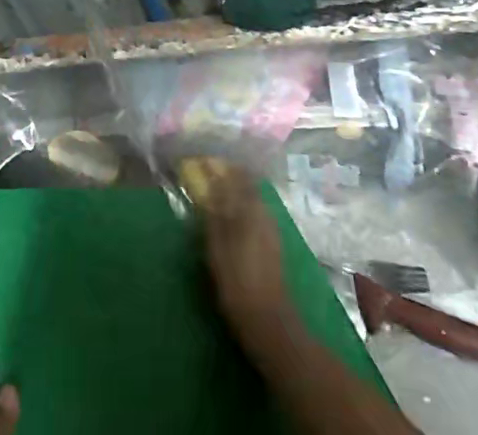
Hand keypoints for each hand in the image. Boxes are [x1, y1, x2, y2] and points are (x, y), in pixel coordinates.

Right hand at [199, 163, 298, 348]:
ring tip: (219, 188)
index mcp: (248, 211)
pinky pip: (257, 211)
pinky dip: (244, 204)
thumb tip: (207, 187)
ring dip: (238, 188)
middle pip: (248, 184)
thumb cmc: (236, 283)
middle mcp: (263, 213)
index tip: (205, 158)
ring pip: (254, 197)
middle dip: (231, 174)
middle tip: (211, 169)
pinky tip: (233, 212)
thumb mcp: (217, 247)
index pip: (236, 177)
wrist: (268, 319)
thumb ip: (213, 214)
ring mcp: (270, 228)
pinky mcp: (272, 242)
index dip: (221, 166)